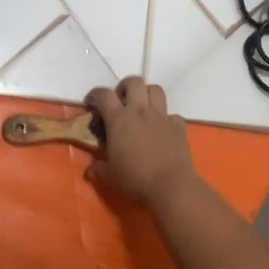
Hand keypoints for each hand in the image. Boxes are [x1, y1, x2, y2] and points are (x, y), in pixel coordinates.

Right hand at [85, 77, 197, 206]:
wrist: (171, 186)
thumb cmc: (136, 179)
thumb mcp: (110, 176)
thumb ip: (98, 169)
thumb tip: (89, 170)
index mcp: (119, 119)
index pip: (104, 95)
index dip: (95, 94)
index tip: (91, 101)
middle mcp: (140, 111)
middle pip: (134, 82)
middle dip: (125, 86)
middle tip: (121, 100)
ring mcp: (162, 116)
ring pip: (156, 90)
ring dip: (147, 94)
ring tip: (143, 107)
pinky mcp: (178, 126)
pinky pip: (173, 115)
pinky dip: (167, 119)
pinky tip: (163, 130)